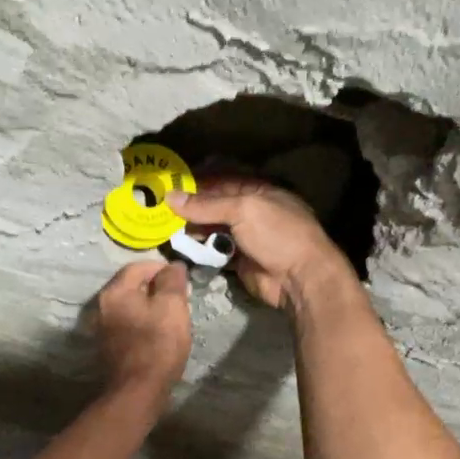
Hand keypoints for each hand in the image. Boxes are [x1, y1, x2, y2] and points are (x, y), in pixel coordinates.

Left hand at [94, 260, 191, 398]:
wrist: (138, 390)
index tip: (181, 279)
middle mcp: (101, 307)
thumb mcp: (172, 306)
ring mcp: (102, 328)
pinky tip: (158, 333)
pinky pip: (127, 324)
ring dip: (150, 306)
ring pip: (130, 306)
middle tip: (179, 298)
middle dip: (156, 288)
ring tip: (172, 316)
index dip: (162, 268)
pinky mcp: (108, 346)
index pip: (138, 267)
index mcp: (114, 292)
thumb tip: (172, 266)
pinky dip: (143, 322)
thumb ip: (172, 280)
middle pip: (131, 286)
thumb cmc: (157, 345)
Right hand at [169, 178, 356, 310]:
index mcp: (258, 191)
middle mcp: (251, 211)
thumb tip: (170, 196)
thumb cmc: (277, 234)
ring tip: (166, 228)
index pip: (222, 181)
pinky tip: (181, 247)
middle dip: (190, 208)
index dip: (197, 182)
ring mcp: (245, 237)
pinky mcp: (238, 260)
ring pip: (212, 229)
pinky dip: (199, 249)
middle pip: (214, 206)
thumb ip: (206, 205)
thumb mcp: (243, 210)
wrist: (299, 278)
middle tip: (160, 209)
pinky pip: (213, 251)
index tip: (169, 184)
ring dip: (192, 229)